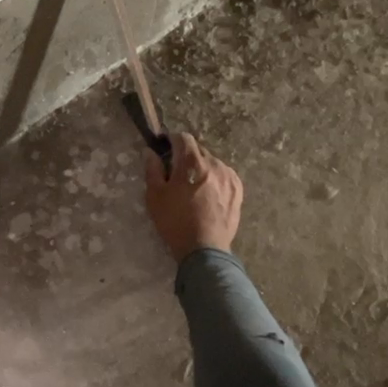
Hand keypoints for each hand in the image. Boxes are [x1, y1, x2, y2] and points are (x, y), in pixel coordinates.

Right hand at [144, 133, 243, 262]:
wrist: (204, 249)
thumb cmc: (175, 221)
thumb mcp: (155, 196)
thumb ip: (152, 169)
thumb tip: (150, 151)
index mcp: (192, 162)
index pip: (182, 138)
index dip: (171, 140)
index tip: (164, 150)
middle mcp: (214, 164)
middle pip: (197, 149)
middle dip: (186, 156)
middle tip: (175, 173)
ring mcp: (229, 177)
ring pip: (212, 162)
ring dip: (201, 167)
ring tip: (193, 186)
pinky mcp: (237, 190)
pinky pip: (224, 175)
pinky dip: (214, 178)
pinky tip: (207, 193)